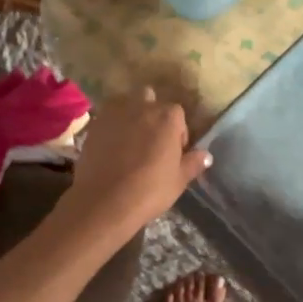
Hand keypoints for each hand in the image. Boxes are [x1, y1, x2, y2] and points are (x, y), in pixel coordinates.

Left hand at [62, 87, 210, 235]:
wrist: (105, 202)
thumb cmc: (149, 190)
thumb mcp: (179, 180)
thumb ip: (193, 163)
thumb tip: (206, 155)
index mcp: (168, 117)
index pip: (178, 114)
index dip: (177, 133)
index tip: (173, 151)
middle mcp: (143, 106)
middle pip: (151, 99)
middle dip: (153, 113)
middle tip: (151, 140)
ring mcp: (116, 112)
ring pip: (127, 102)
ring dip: (131, 113)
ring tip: (129, 138)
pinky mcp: (96, 123)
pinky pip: (108, 115)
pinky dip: (112, 124)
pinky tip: (111, 144)